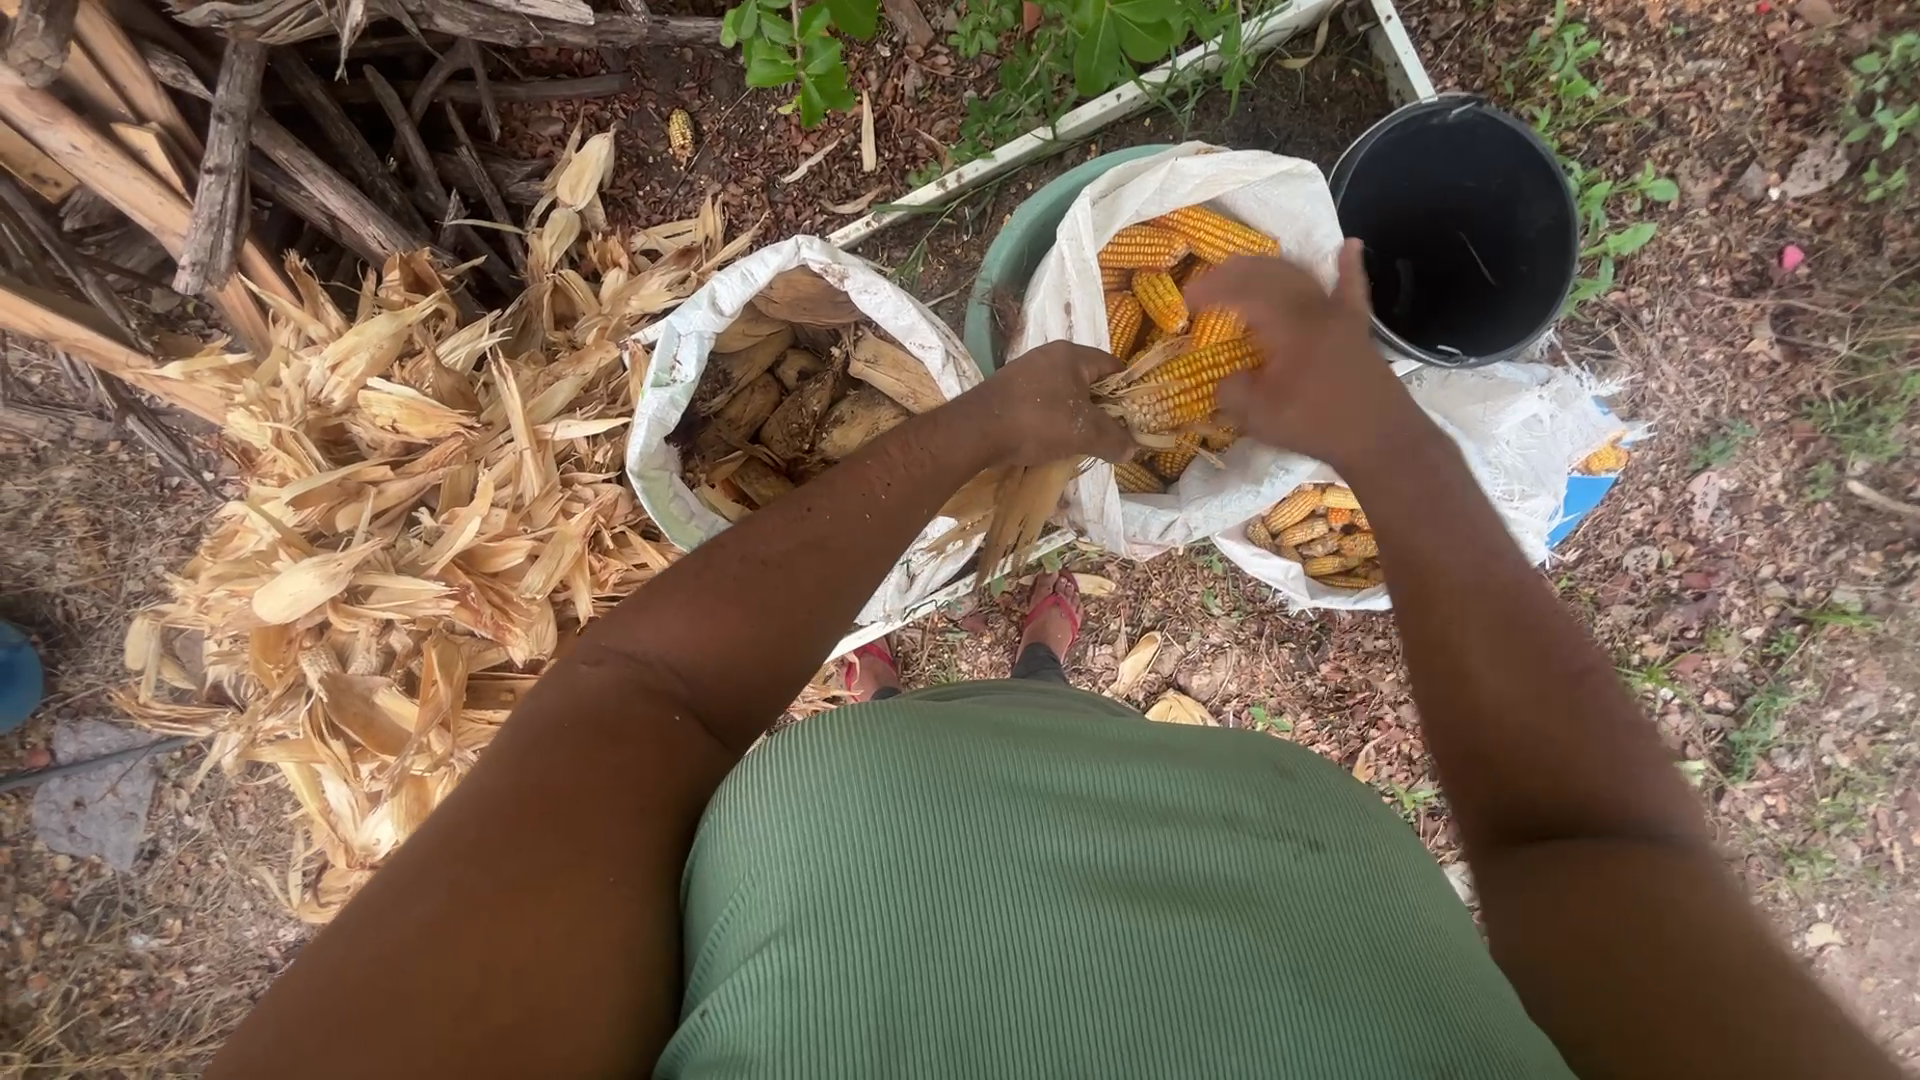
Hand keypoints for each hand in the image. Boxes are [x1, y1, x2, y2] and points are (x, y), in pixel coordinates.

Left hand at [963, 340, 1134, 466]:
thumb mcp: (1084, 433)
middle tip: (1109, 435)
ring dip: (1074, 418)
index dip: (1127, 392)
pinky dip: (1050, 422)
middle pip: (1087, 381)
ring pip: (1062, 395)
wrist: (975, 431)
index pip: (1112, 367)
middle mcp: (1047, 356)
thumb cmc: (1037, 422)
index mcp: (1071, 355)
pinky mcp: (1007, 393)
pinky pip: (1040, 405)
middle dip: (1100, 409)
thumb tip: (1133, 449)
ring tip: (1081, 443)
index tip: (1133, 418)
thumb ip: (1113, 439)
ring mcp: (1024, 373)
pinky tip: (1050, 442)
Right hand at [1186, 239, 1432, 475]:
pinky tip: (1347, 246)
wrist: (1379, 437)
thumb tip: (1224, 380)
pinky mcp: (1356, 327)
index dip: (1211, 291)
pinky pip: (1351, 288)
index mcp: (1288, 325)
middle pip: (1271, 274)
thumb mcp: (1258, 416)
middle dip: (1234, 273)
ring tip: (1246, 266)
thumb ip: (1232, 391)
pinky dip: (1347, 266)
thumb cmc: (1315, 425)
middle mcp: (1313, 308)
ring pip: (1303, 275)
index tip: (1185, 300)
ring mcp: (1338, 314)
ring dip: (1271, 266)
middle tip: (1207, 282)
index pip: (1243, 292)